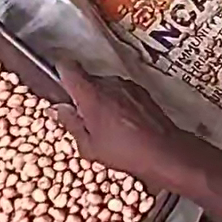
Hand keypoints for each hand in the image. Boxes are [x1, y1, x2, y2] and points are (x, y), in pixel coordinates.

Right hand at [51, 62, 203, 190]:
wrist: (164, 150)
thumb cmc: (125, 152)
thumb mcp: (89, 146)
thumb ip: (71, 123)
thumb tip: (58, 108)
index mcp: (91, 95)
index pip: (69, 68)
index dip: (60, 69)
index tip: (56, 75)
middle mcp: (109, 83)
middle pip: (88, 79)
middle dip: (82, 94)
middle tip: (83, 117)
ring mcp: (127, 85)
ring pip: (105, 85)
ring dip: (101, 99)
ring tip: (105, 124)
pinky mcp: (141, 90)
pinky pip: (121, 90)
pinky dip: (117, 101)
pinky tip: (122, 122)